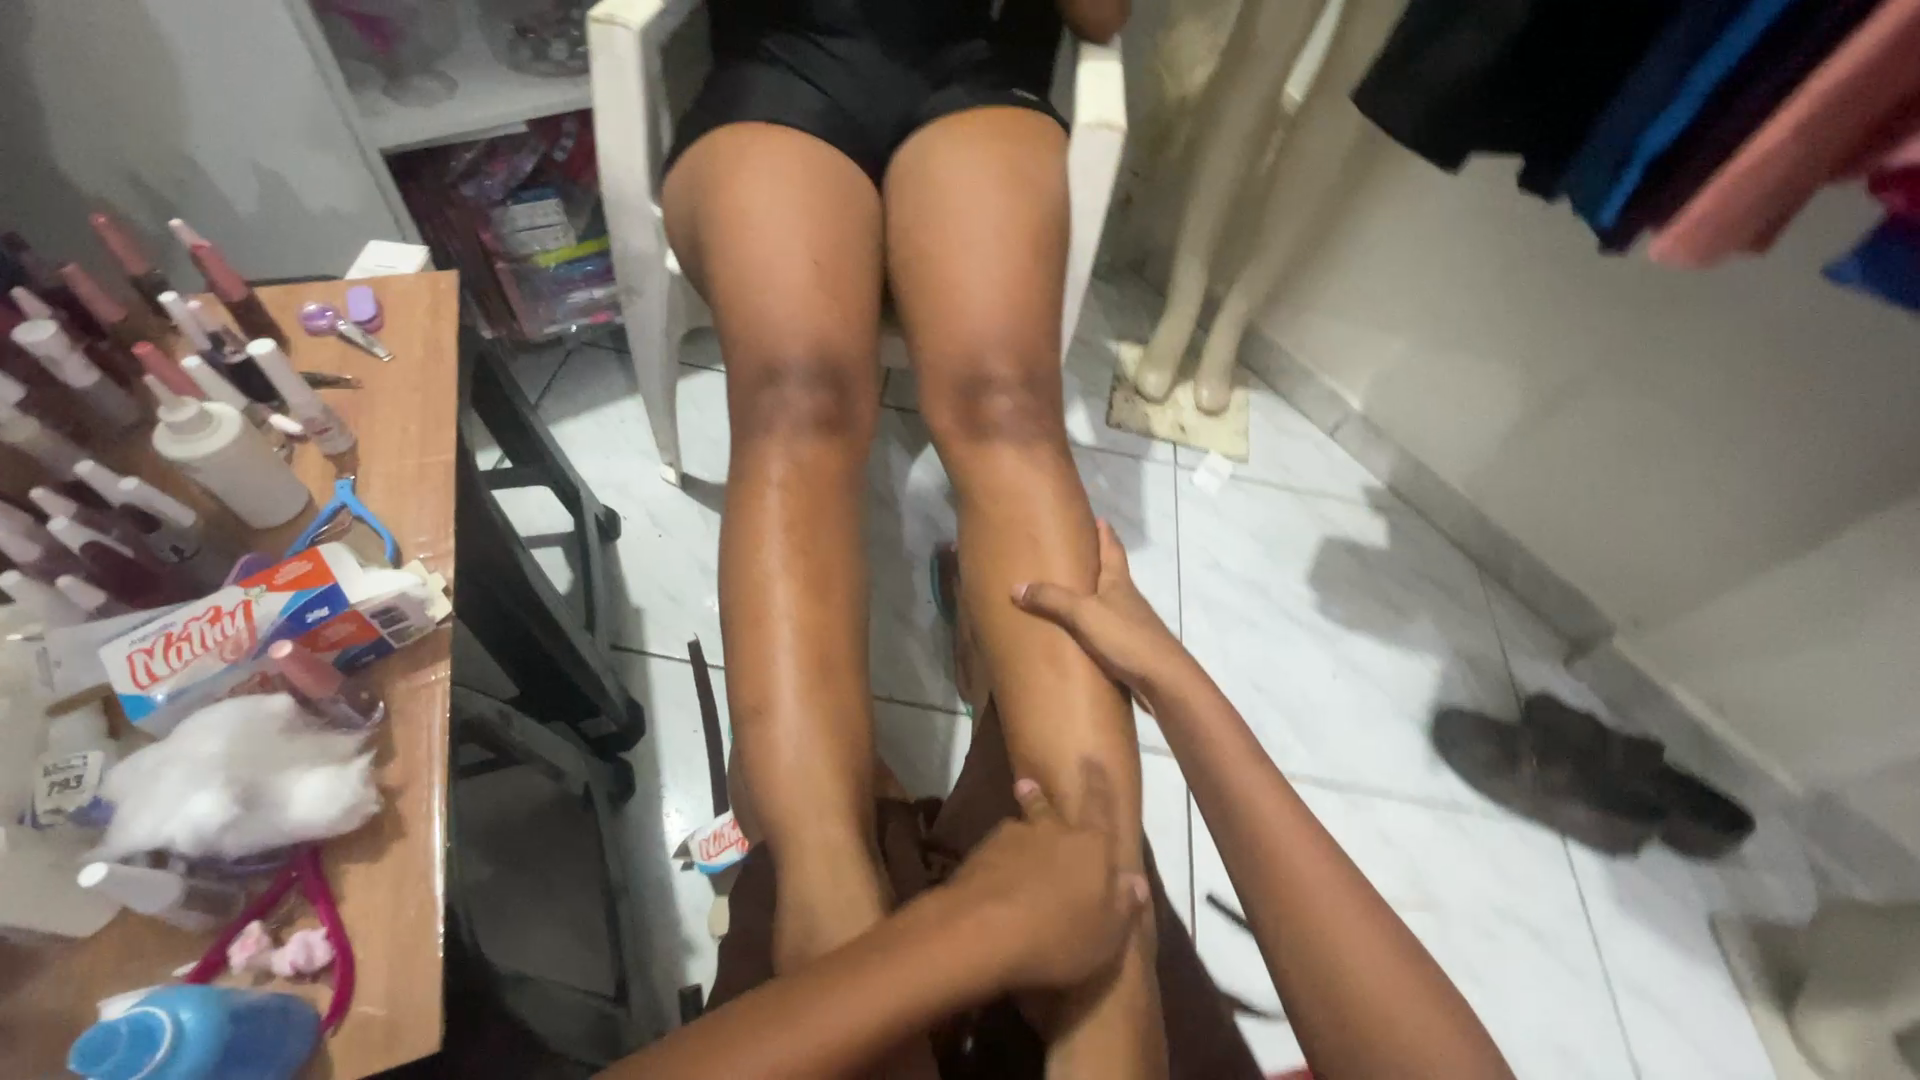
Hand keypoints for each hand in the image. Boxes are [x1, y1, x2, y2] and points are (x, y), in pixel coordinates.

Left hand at [947, 762, 1149, 991]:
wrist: (985, 930)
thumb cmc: (1059, 935)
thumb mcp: (1107, 934)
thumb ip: (1123, 905)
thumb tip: (1137, 881)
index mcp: (1090, 846)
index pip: (1099, 806)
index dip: (1098, 783)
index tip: (1091, 760)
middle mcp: (1051, 831)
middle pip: (1046, 807)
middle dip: (1039, 795)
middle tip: (1027, 782)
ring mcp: (1011, 838)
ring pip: (1017, 827)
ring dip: (1017, 832)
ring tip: (1013, 843)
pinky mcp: (979, 854)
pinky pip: (993, 851)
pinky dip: (996, 859)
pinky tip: (992, 877)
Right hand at [1014, 519, 1185, 699]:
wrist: (1163, 679)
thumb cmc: (1127, 637)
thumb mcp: (1084, 613)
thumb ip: (1052, 600)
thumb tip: (1016, 586)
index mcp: (1119, 581)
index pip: (1112, 548)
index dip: (1105, 532)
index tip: (1098, 517)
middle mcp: (1127, 598)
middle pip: (1112, 572)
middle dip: (1096, 561)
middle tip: (1072, 553)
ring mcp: (1130, 623)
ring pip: (1108, 601)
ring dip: (1092, 595)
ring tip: (1067, 592)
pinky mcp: (1128, 647)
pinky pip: (1105, 629)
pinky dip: (1091, 625)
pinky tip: (1077, 633)